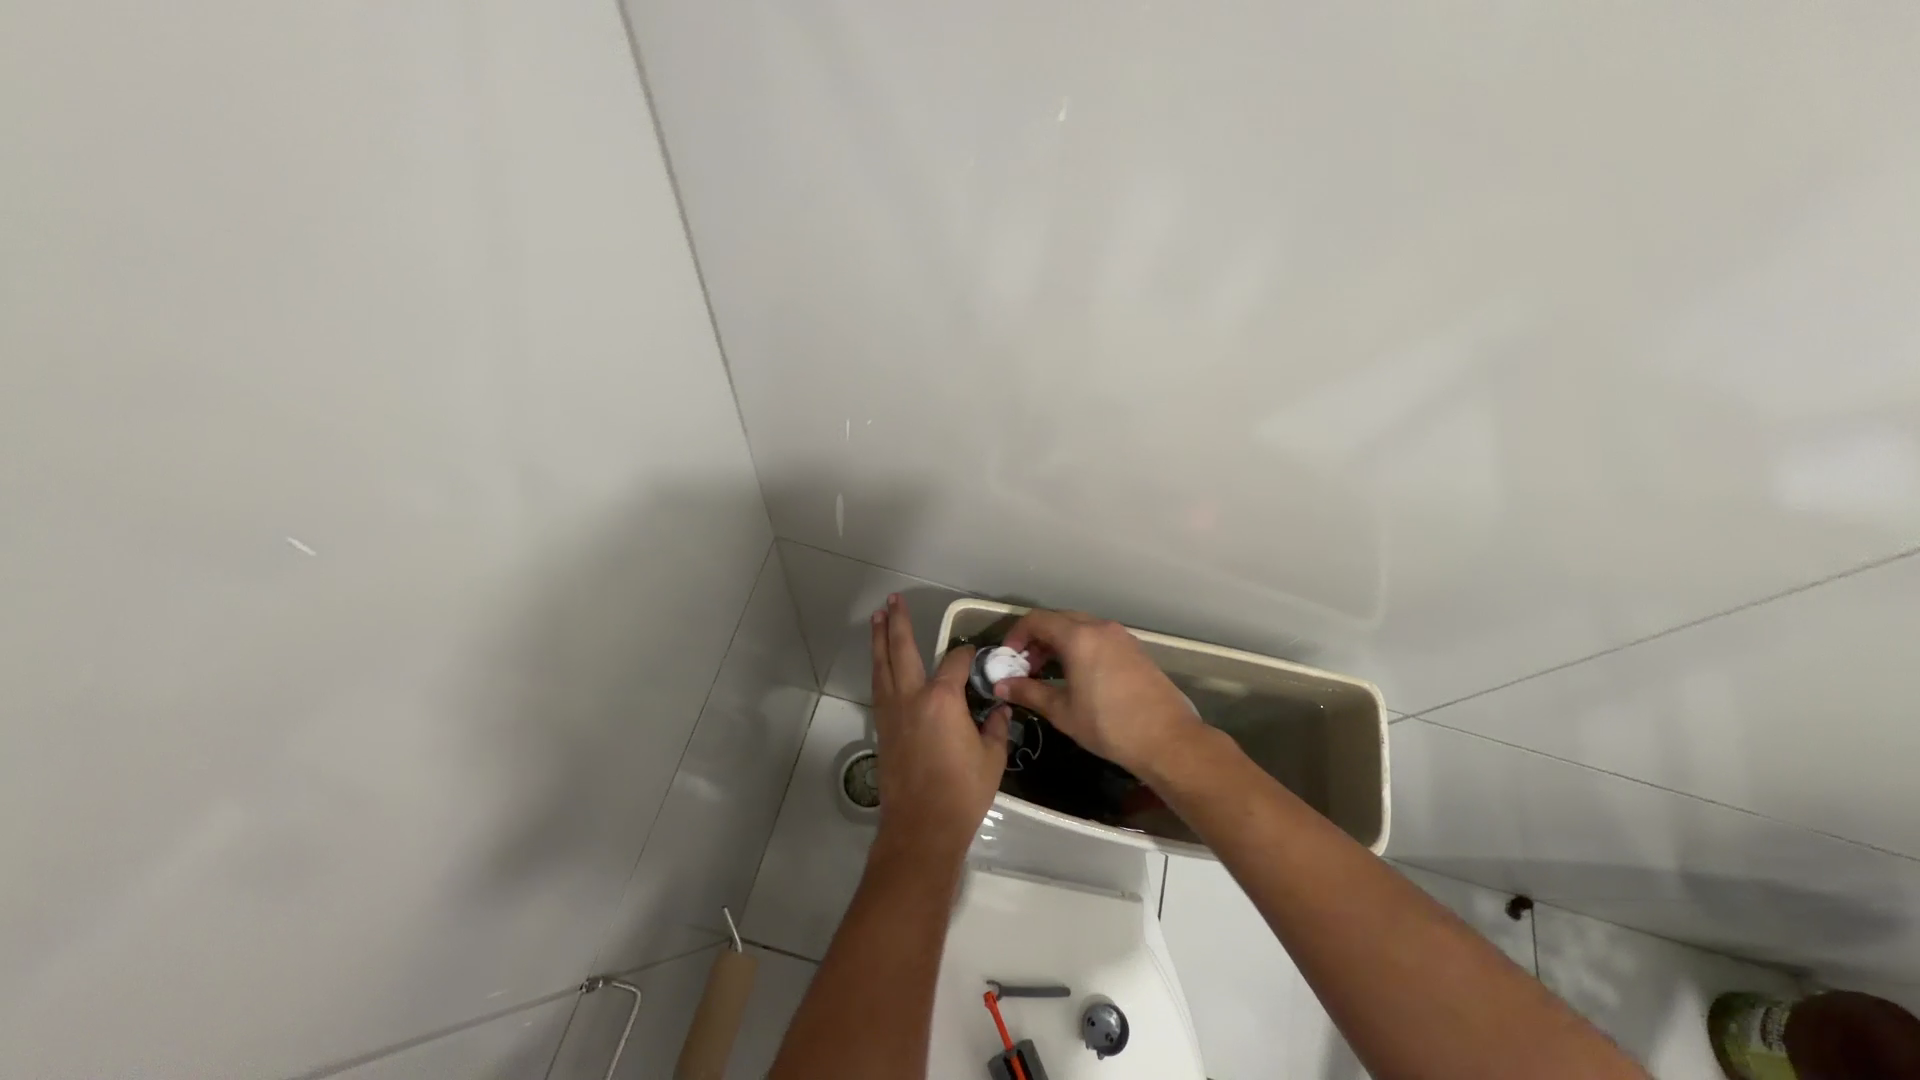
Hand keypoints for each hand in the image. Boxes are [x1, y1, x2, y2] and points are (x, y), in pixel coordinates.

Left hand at [870, 594, 1009, 859]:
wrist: (922, 826)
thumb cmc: (962, 792)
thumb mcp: (992, 757)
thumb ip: (994, 726)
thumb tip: (998, 709)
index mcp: (943, 699)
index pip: (955, 662)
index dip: (968, 654)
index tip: (977, 655)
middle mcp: (913, 697)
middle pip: (902, 650)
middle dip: (899, 623)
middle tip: (894, 600)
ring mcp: (893, 712)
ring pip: (883, 666)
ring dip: (881, 640)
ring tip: (878, 618)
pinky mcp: (884, 728)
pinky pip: (880, 687)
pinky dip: (880, 668)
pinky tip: (881, 663)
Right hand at [995, 609, 1202, 775]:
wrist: (1166, 738)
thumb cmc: (1109, 725)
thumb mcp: (1062, 711)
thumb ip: (1029, 693)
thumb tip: (1001, 686)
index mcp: (1079, 637)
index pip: (1037, 620)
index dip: (1016, 636)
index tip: (1008, 660)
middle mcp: (1100, 628)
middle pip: (1058, 620)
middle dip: (1036, 640)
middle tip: (1025, 668)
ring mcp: (1121, 636)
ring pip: (1080, 627)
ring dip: (1058, 643)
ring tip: (1048, 674)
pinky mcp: (1134, 649)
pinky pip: (1098, 638)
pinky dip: (1080, 648)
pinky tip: (1076, 675)